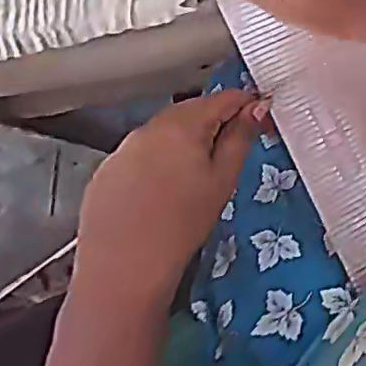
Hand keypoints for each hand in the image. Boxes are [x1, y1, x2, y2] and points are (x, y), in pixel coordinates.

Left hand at [74, 89, 265, 303]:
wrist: (124, 267)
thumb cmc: (184, 223)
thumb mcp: (223, 179)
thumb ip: (241, 137)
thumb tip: (255, 108)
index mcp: (182, 125)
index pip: (223, 98)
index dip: (246, 104)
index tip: (259, 119)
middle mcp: (148, 128)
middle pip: (191, 110)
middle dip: (215, 122)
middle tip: (231, 152)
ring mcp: (123, 148)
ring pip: (165, 132)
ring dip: (186, 141)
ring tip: (196, 177)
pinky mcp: (106, 171)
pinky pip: (141, 153)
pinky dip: (159, 160)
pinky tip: (163, 191)